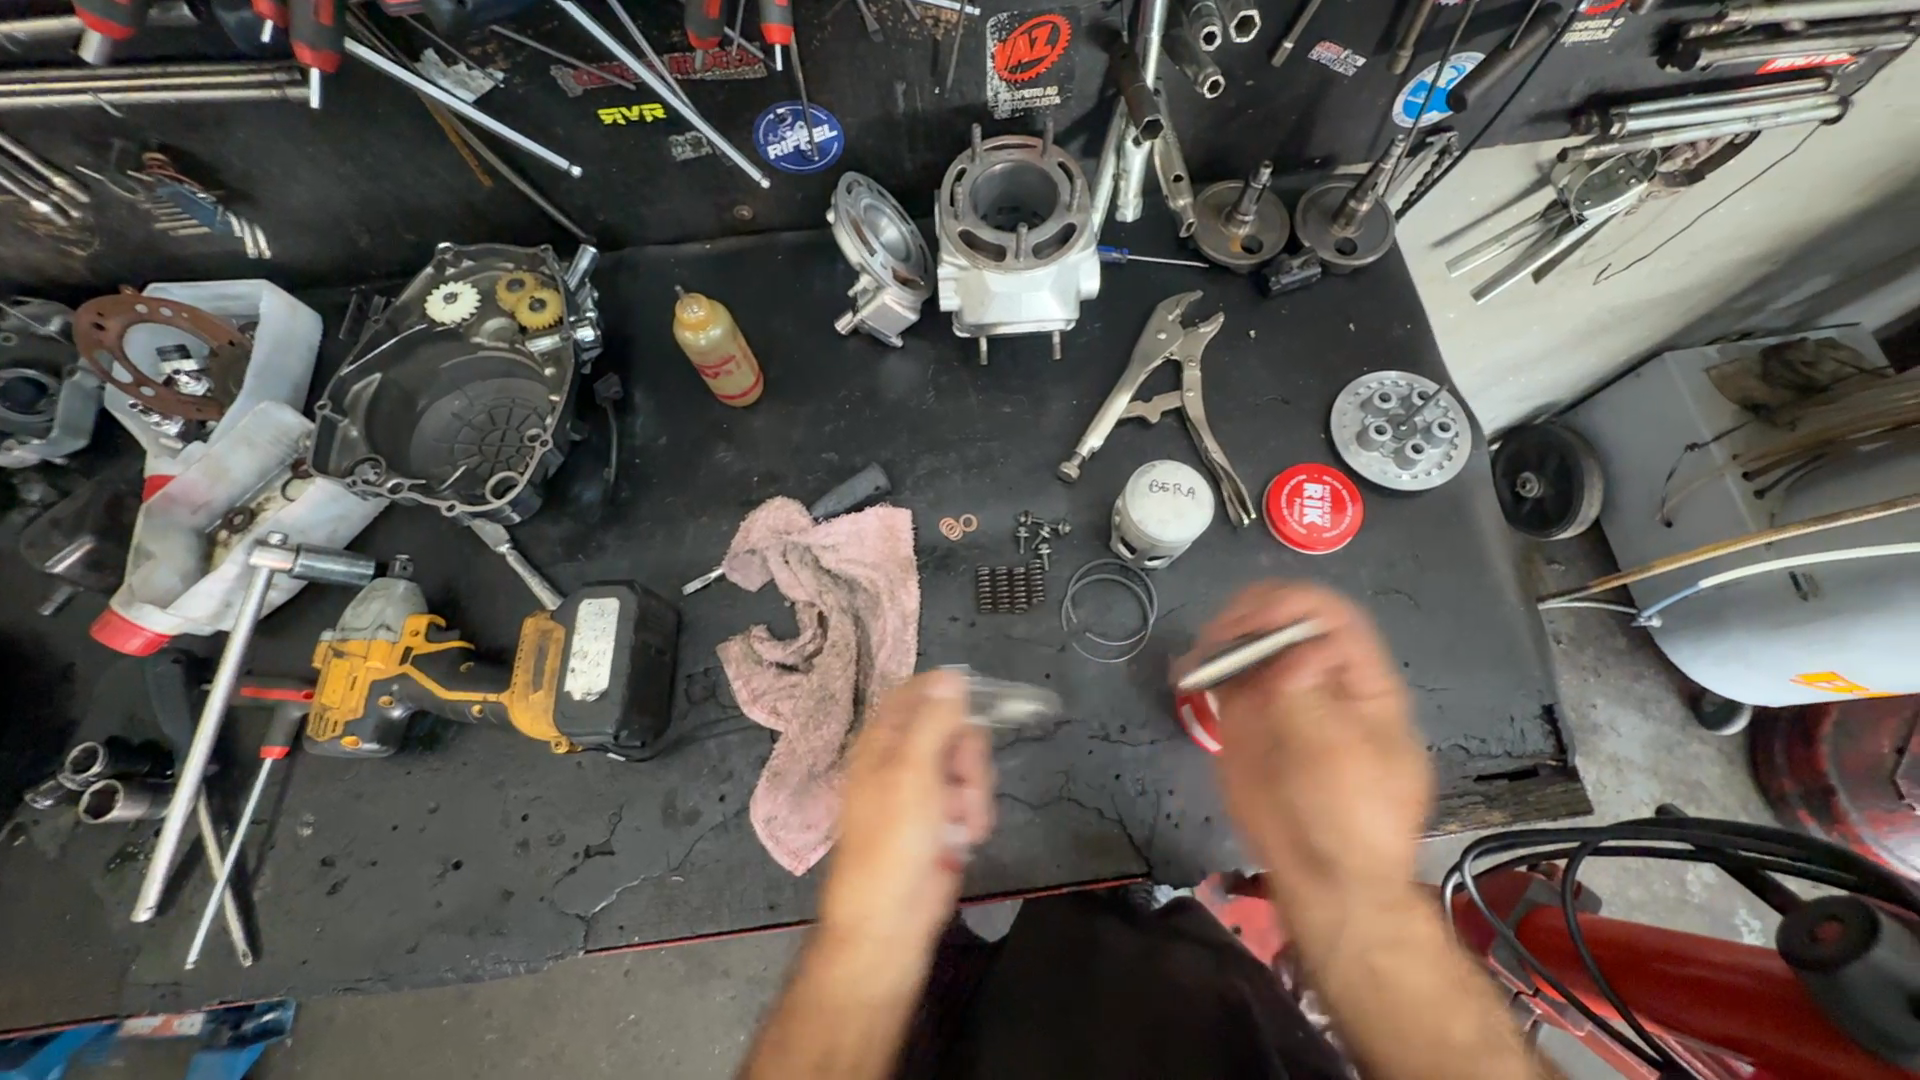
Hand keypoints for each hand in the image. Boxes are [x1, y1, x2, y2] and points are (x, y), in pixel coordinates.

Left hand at [819, 670, 995, 952]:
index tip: (975, 711)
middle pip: (953, 728)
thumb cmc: (893, 841)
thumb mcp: (913, 772)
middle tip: (965, 783)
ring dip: (976, 792)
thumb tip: (951, 675)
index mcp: (884, 740)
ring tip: (965, 824)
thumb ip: (934, 720)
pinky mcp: (944, 818)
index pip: (918, 693)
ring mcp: (925, 790)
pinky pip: (972, 797)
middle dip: (969, 757)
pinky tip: (967, 838)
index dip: (949, 696)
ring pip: (968, 764)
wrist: (891, 919)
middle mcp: (903, 758)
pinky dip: (976, 815)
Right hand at [1175, 583, 1430, 923]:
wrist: (1322, 873)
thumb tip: (1292, 655)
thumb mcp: (1346, 759)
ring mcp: (1279, 693)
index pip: (1332, 618)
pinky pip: (1223, 676)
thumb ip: (1314, 700)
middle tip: (1219, 636)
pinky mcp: (1246, 716)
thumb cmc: (1352, 818)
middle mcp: (1317, 676)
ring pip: (1249, 641)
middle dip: (1251, 616)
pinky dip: (1203, 666)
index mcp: (1360, 681)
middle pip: (1286, 619)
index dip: (1294, 607)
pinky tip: (1188, 672)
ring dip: (1222, 637)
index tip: (1254, 622)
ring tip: (1201, 656)